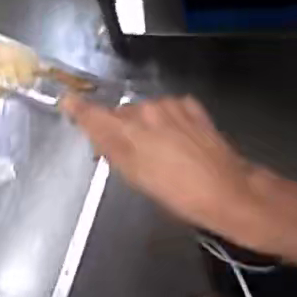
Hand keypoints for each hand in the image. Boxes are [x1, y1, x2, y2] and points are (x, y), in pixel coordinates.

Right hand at [62, 95, 278, 251]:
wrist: (228, 190)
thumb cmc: (178, 194)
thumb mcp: (137, 178)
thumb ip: (111, 149)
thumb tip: (94, 130)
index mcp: (128, 130)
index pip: (94, 113)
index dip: (79, 108)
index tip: (68, 102)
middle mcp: (145, 109)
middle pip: (122, 113)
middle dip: (123, 128)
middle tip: (133, 154)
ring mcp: (169, 103)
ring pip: (146, 110)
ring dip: (148, 125)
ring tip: (163, 151)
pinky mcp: (189, 103)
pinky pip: (169, 109)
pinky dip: (169, 120)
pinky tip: (180, 141)